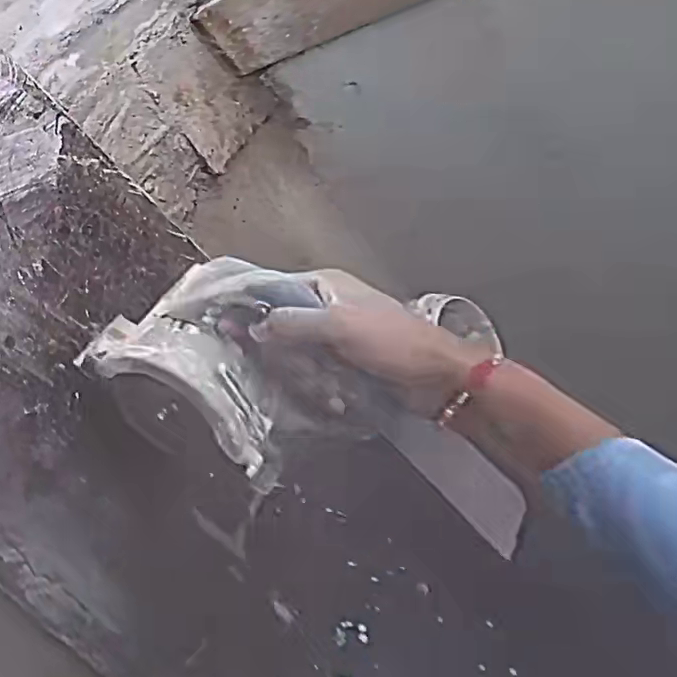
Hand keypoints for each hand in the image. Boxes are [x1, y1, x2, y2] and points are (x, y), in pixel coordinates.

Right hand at [253, 269, 487, 399]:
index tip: (230, 327)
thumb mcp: (339, 326)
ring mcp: (331, 333)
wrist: (446, 382)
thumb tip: (252, 327)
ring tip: (327, 384)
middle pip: (276, 323)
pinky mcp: (338, 358)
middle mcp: (323, 304)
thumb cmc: (397, 344)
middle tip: (298, 366)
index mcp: (323, 285)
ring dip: (305, 371)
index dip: (248, 308)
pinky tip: (333, 391)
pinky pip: (308, 366)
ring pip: (290, 349)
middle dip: (285, 351)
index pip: (268, 288)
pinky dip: (316, 381)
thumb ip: (290, 321)